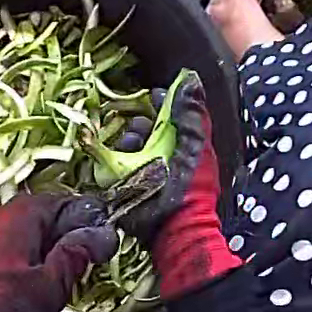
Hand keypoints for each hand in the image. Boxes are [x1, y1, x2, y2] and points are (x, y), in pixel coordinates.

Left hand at [0, 193, 116, 311]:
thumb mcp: (52, 287)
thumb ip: (74, 255)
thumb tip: (98, 234)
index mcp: (8, 229)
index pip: (44, 202)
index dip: (71, 208)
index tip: (91, 221)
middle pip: (25, 214)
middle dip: (55, 222)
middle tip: (80, 239)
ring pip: (12, 232)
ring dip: (38, 238)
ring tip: (63, 258)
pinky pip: (1, 251)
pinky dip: (22, 254)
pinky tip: (37, 274)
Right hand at [112, 74, 241, 299]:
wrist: (176, 232)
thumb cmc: (189, 188)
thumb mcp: (195, 145)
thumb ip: (192, 114)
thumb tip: (191, 79)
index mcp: (188, 144)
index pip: (170, 114)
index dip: (160, 103)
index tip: (149, 97)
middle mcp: (169, 156)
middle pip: (147, 129)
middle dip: (139, 124)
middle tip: (136, 128)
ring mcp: (151, 172)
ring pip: (131, 146)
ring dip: (127, 142)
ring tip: (127, 146)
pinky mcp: (134, 188)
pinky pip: (119, 166)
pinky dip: (116, 161)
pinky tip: (117, 163)